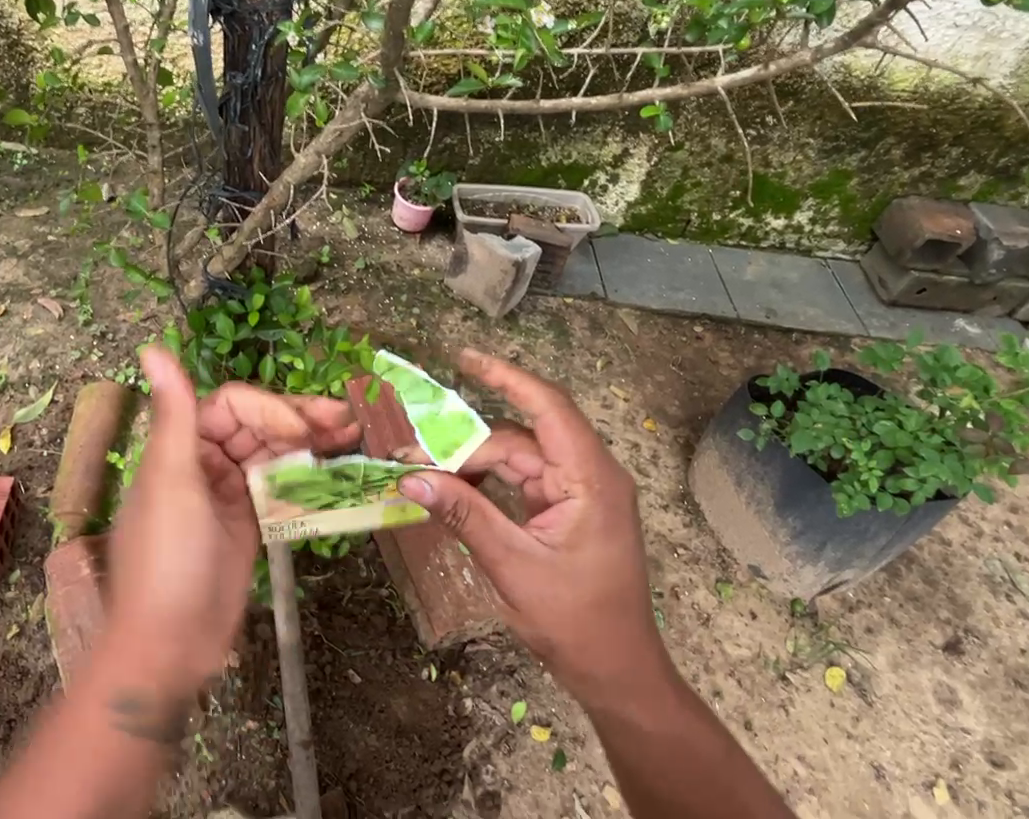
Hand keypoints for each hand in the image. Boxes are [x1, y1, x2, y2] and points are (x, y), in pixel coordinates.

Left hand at [103, 346, 359, 694]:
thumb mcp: (171, 480)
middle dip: (301, 419)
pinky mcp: (251, 521)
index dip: (270, 409)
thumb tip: (153, 347)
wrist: (169, 644)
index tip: (303, 430)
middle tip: (348, 419)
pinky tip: (338, 465)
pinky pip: (282, 485)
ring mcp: (230, 492)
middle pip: (259, 424)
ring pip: (274, 452)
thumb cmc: (165, 558)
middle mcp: (205, 461)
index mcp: (181, 445)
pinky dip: (308, 473)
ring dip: (311, 441)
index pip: (233, 405)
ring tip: (353, 433)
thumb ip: (175, 412)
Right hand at [397, 349, 664, 694]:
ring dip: (473, 465)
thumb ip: (464, 515)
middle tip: (412, 457)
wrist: (617, 671)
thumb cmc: (577, 621)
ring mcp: (578, 490)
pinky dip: (487, 484)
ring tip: (426, 474)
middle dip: (466, 444)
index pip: (548, 406)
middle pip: (519, 437)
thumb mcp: (513, 565)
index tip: (462, 358)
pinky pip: (521, 480)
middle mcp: (588, 473)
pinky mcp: (566, 508)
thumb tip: (411, 477)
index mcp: (591, 477)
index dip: (505, 376)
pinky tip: (455, 493)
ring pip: (516, 457)